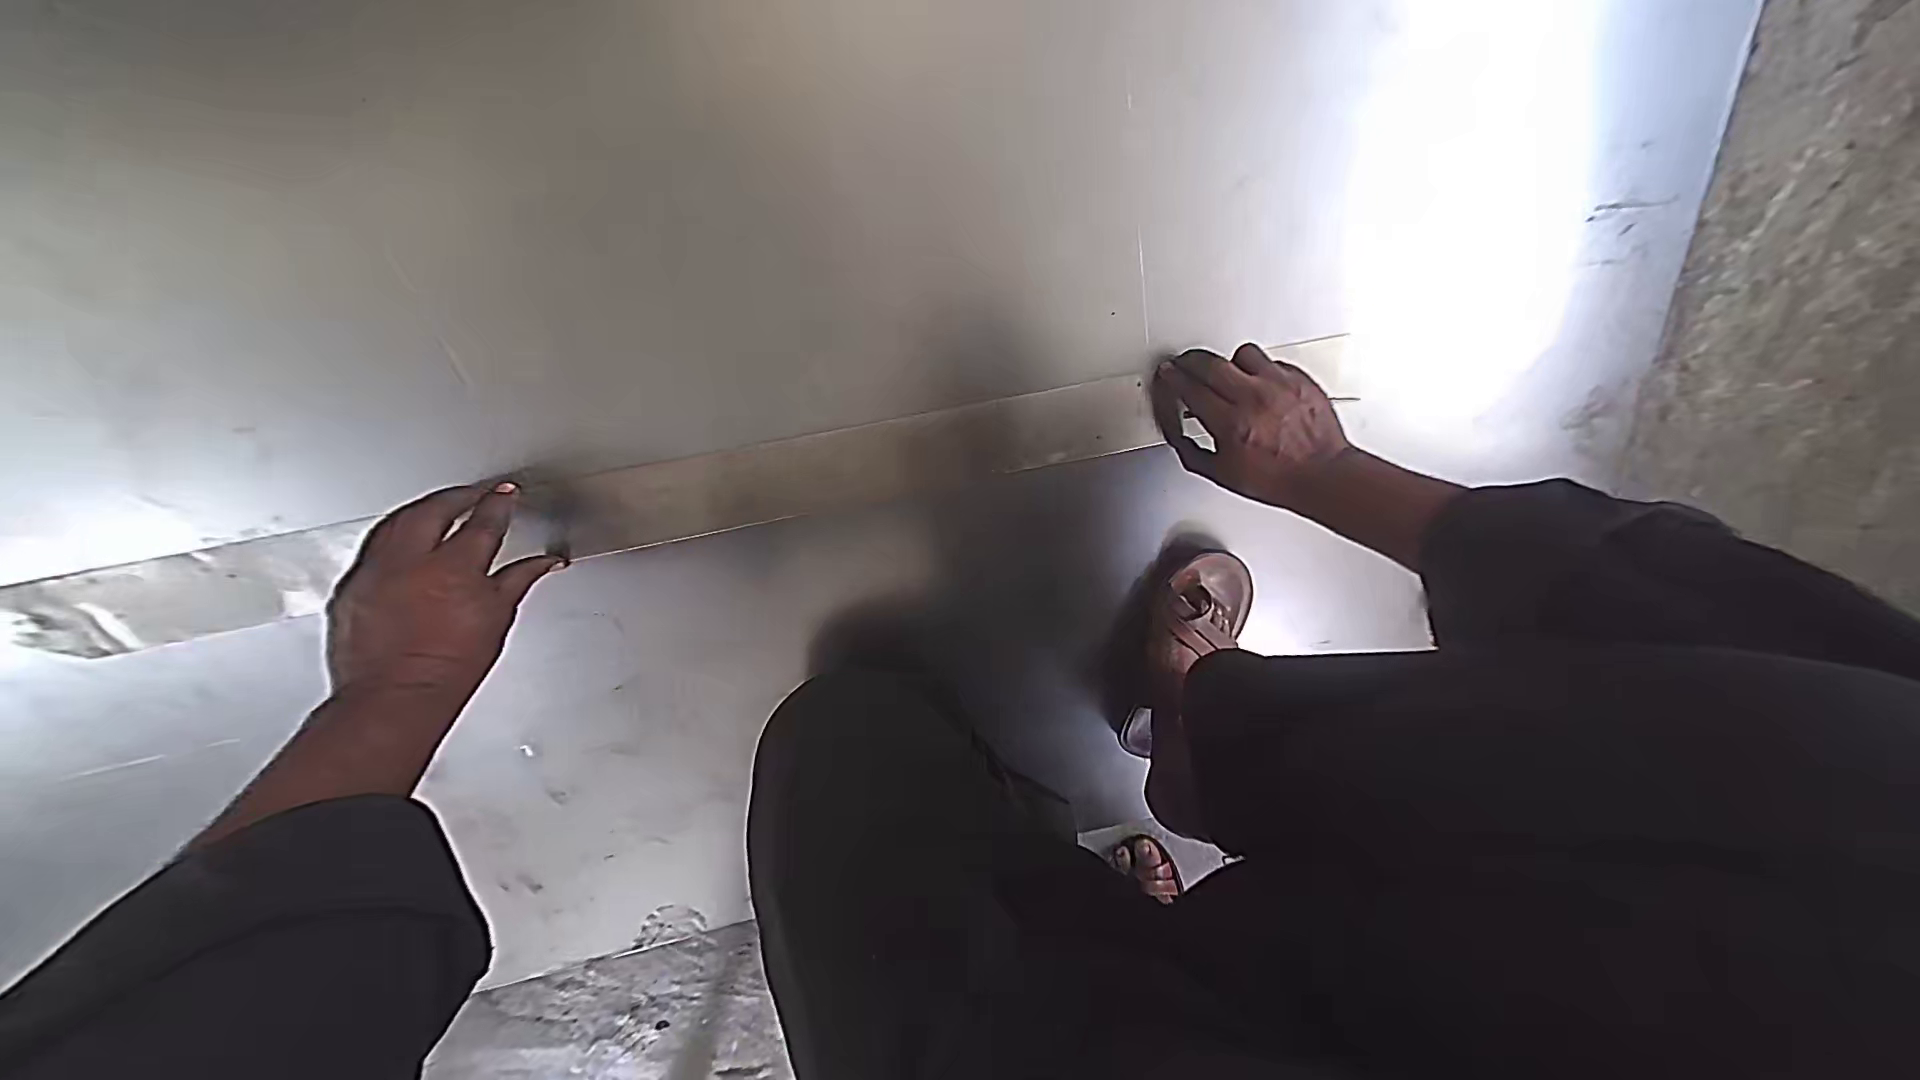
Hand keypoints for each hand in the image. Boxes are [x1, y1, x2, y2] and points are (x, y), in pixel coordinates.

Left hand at [327, 483, 565, 708]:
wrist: (398, 695)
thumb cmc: (450, 666)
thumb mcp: (498, 615)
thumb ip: (519, 578)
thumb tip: (544, 562)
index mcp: (455, 569)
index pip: (483, 521)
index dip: (499, 502)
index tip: (507, 493)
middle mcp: (410, 563)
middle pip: (434, 509)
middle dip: (459, 495)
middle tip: (478, 491)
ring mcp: (374, 573)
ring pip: (396, 522)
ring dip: (423, 508)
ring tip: (441, 504)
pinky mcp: (350, 588)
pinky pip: (372, 547)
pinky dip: (394, 535)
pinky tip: (404, 537)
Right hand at [1151, 343, 1351, 508]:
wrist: (1321, 474)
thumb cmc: (1277, 478)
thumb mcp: (1222, 474)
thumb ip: (1192, 452)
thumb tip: (1177, 435)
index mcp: (1232, 423)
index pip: (1191, 388)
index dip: (1173, 378)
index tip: (1168, 374)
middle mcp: (1255, 399)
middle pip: (1210, 364)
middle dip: (1189, 361)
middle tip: (1184, 364)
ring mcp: (1280, 386)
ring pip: (1242, 354)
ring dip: (1227, 363)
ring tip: (1225, 374)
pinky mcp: (1300, 379)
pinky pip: (1271, 362)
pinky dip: (1258, 370)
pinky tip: (1256, 383)